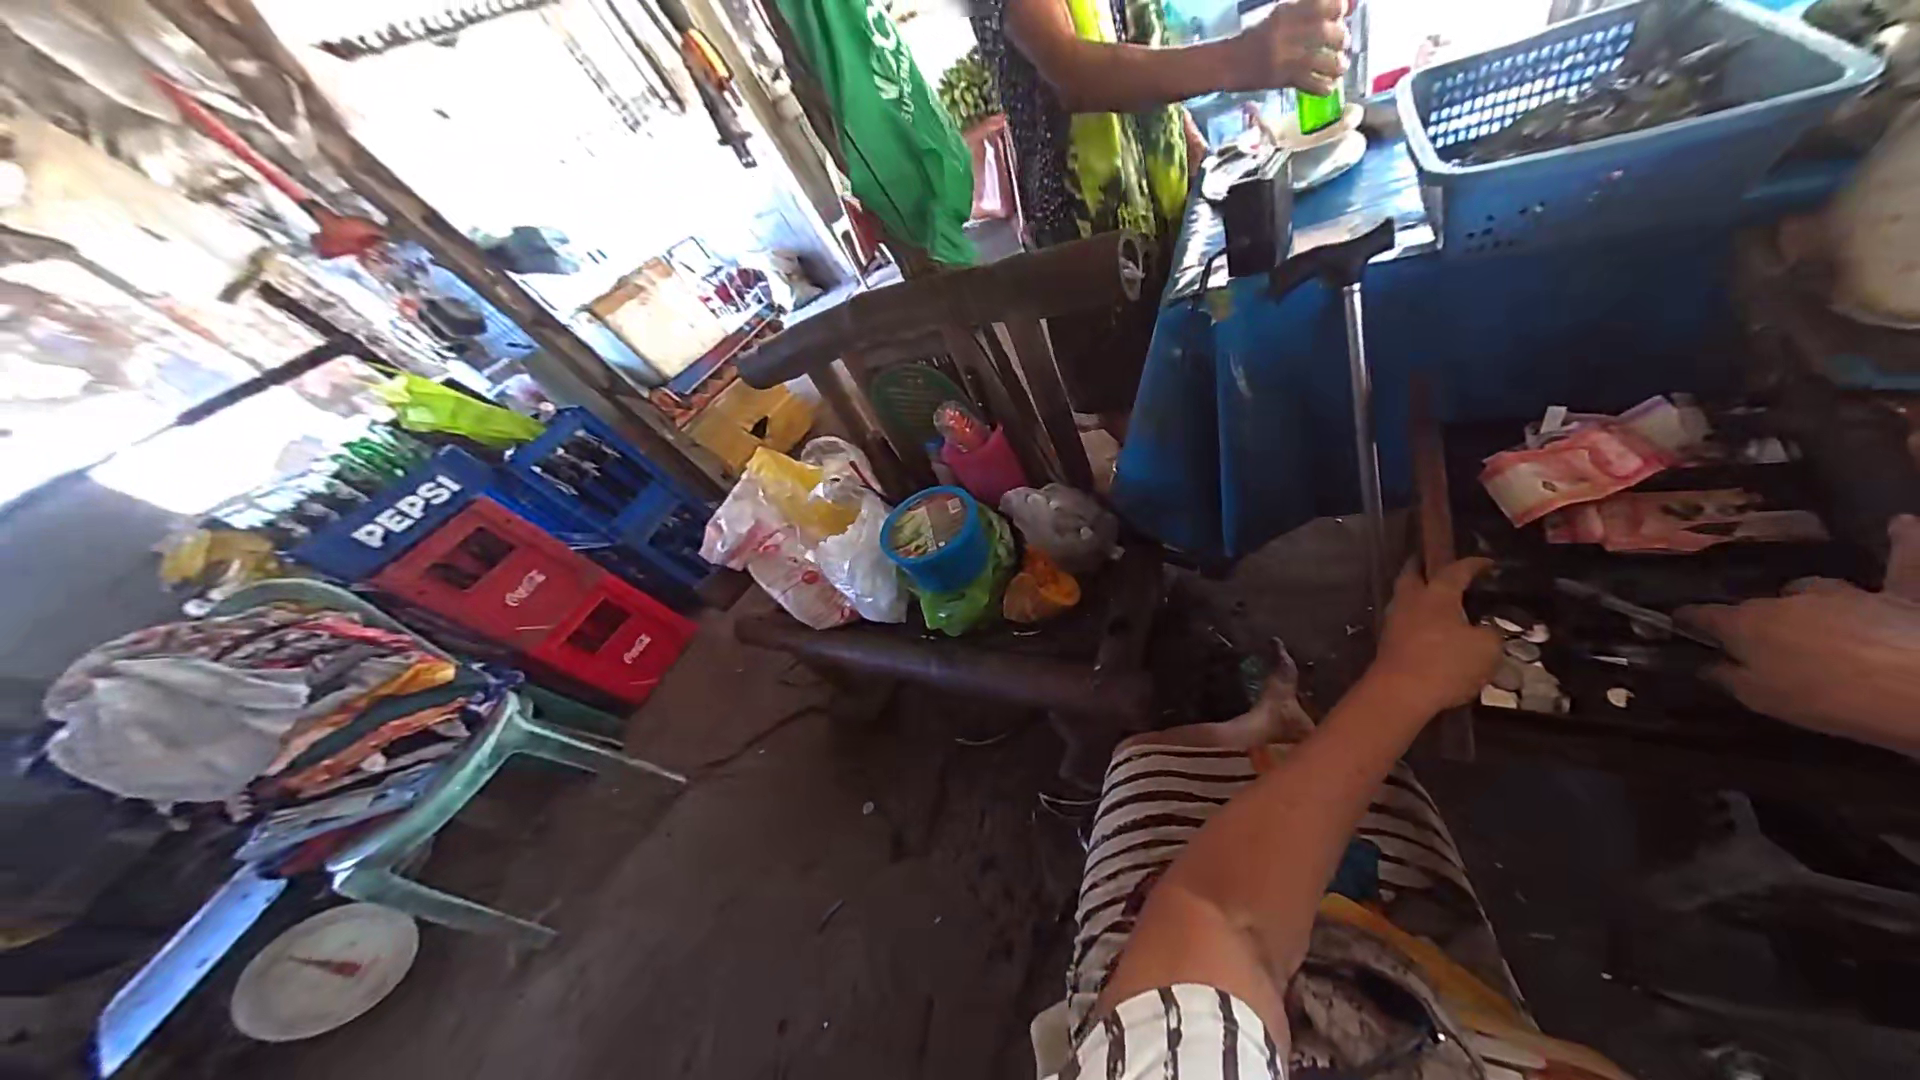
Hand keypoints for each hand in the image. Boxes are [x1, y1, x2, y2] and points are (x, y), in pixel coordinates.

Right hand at [1228, 0, 1349, 96]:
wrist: (1229, 63)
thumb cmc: (1257, 38)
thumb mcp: (1282, 15)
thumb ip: (1309, 10)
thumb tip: (1348, 6)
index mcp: (1290, 12)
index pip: (1329, 5)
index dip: (1340, 10)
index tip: (1340, 17)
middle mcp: (1289, 32)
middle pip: (1329, 33)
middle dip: (1341, 39)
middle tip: (1340, 45)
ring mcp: (1285, 57)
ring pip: (1323, 59)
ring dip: (1337, 65)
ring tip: (1340, 67)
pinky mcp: (1281, 79)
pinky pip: (1310, 83)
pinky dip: (1323, 87)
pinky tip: (1328, 87)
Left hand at [1369, 558, 1502, 714]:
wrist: (1401, 691)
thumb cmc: (1446, 663)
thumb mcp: (1486, 648)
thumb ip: (1489, 633)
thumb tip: (1482, 630)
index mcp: (1434, 595)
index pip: (1453, 571)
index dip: (1471, 565)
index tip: (1485, 562)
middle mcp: (1409, 601)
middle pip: (1411, 575)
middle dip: (1423, 566)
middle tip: (1438, 565)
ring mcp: (1393, 620)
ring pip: (1404, 597)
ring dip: (1418, 592)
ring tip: (1438, 596)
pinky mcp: (1388, 640)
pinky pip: (1403, 618)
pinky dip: (1416, 614)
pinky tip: (1429, 624)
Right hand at [1678, 515, 1919, 755]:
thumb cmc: (1831, 699)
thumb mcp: (1760, 699)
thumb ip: (1725, 677)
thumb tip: (1706, 663)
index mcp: (1743, 624)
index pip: (1698, 615)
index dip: (1686, 621)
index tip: (1679, 626)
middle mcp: (1785, 600)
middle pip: (1760, 606)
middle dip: (1758, 619)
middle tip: (1767, 643)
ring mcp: (1846, 594)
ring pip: (1815, 589)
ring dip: (1811, 601)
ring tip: (1819, 616)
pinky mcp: (1904, 594)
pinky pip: (1906, 559)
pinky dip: (1905, 540)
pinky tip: (1901, 523)